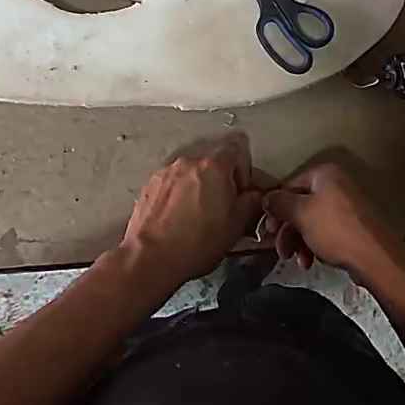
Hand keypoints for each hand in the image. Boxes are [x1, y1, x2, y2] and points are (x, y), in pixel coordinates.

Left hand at [119, 133, 263, 284]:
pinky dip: (181, 193)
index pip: (239, 146)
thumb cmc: (197, 242)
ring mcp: (166, 172)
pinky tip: (180, 217)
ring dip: (201, 184)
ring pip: (193, 170)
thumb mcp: (237, 224)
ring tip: (200, 213)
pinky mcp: (150, 185)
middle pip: (215, 158)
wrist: (150, 259)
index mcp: (215, 165)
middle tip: (225, 204)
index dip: (246, 168)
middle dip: (224, 177)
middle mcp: (189, 161)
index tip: (242, 190)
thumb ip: (252, 201)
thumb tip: (255, 195)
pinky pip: (174, 181)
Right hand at [262, 162, 404, 274]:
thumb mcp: (301, 213)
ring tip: (296, 260)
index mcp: (324, 175)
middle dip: (287, 230)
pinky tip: (310, 262)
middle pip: (299, 206)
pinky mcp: (351, 226)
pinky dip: (313, 245)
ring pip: (310, 221)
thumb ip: (280, 203)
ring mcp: (345, 206)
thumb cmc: (335, 230)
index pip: (288, 187)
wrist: (375, 256)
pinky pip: (325, 232)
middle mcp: (336, 185)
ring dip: (298, 241)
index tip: (267, 231)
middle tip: (280, 250)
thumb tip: (266, 197)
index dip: (275, 209)